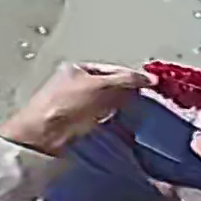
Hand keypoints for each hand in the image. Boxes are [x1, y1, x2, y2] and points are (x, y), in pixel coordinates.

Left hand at [0, 63, 154, 154]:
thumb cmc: (69, 103)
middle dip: (132, 91)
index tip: (152, 86)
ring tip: (135, 109)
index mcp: (79, 68)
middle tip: (143, 98)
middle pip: (117, 83)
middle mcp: (80, 81)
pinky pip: (111, 111)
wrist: (47, 132)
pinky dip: (120, 114)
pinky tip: (125, 117)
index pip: (118, 69)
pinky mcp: (86, 115)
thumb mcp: (103, 85)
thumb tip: (154, 79)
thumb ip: (130, 79)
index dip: (136, 77)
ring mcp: (82, 99)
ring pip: (115, 98)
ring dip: (127, 103)